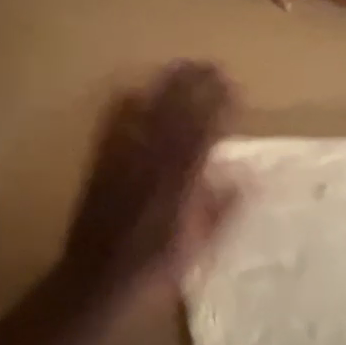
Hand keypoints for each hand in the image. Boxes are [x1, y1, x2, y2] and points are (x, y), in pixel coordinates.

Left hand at [57, 61, 239, 306]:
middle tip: (212, 65)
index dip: (221, 104)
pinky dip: (125, 103)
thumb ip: (224, 206)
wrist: (98, 279)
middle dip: (196, 84)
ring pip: (148, 109)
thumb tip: (248, 175)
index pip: (207, 129)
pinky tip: (132, 90)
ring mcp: (125, 156)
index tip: (234, 85)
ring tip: (181, 65)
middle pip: (178, 110)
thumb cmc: (156, 266)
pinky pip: (113, 123)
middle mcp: (154, 159)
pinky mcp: (102, 161)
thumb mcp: (201, 243)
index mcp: (183, 177)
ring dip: (165, 85)